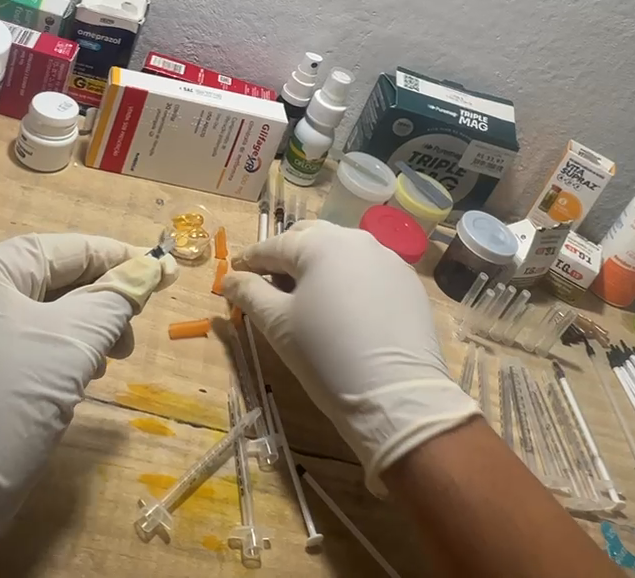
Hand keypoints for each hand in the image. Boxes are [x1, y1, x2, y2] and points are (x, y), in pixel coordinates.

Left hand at [0, 233, 175, 577]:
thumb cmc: (4, 404)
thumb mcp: (71, 346)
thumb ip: (114, 300)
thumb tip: (151, 270)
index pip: (66, 248)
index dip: (118, 258)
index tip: (163, 270)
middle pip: (50, 281)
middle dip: (99, 303)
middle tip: (131, 336)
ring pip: (36, 318)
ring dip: (80, 333)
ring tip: (106, 363)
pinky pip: (17, 348)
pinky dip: (53, 356)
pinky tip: (74, 381)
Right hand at [220, 220, 479, 494]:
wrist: (396, 396)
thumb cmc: (326, 355)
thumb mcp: (277, 325)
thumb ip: (249, 293)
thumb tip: (229, 279)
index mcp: (320, 243)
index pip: (274, 245)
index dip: (250, 260)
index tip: (234, 274)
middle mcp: (355, 239)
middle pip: (309, 238)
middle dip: (285, 255)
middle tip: (269, 282)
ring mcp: (386, 258)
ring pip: (341, 251)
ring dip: (318, 265)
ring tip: (305, 295)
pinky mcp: (406, 281)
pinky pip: (368, 269)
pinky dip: (348, 279)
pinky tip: (343, 307)